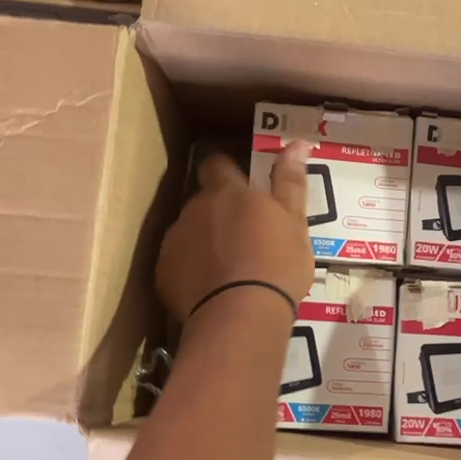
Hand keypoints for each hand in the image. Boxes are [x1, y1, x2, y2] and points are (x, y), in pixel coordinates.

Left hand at [156, 141, 314, 324]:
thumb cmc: (277, 265)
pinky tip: (212, 290)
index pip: (217, 164)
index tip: (241, 188)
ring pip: (190, 233)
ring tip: (229, 270)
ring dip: (205, 243)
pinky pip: (178, 264)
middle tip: (244, 238)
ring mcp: (175, 241)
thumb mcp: (295, 222)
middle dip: (218, 213)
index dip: (226, 172)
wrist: (241, 316)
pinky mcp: (164, 273)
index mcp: (228, 193)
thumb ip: (290, 182)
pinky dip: (192, 271)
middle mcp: (196, 209)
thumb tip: (297, 143)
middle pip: (203, 202)